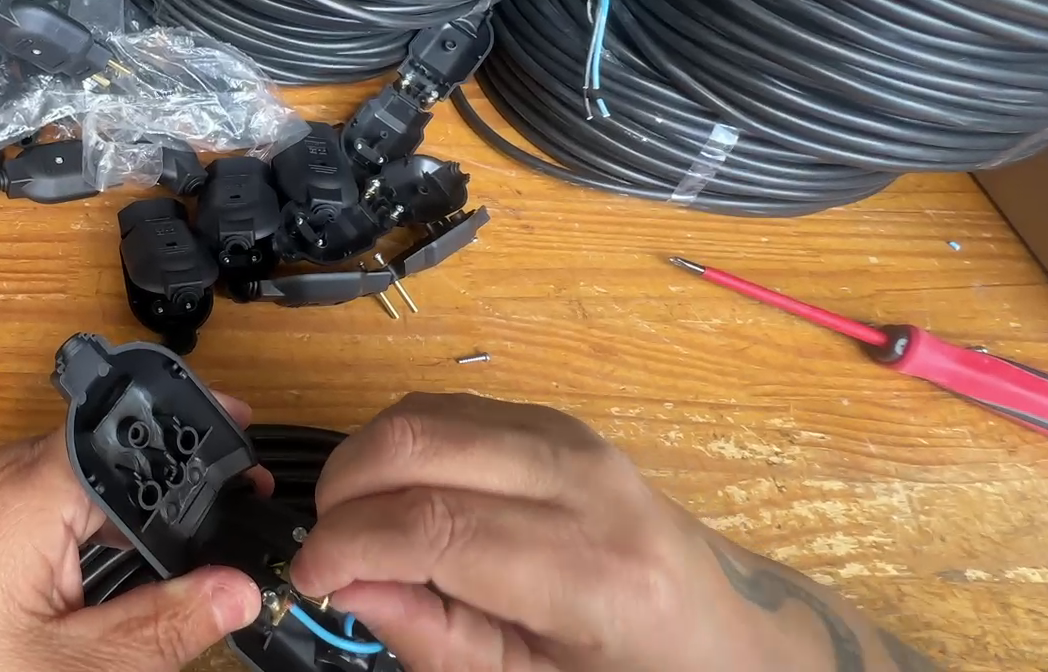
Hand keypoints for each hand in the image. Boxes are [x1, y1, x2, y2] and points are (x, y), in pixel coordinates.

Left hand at [0, 405, 262, 671]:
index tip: (233, 434)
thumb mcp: (76, 666)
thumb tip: (234, 589)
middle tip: (224, 500)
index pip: (125, 432)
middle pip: (112, 449)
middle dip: (170, 476)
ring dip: (135, 502)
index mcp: (29, 490)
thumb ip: (163, 624)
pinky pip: (58, 493)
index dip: (186, 433)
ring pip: (88, 474)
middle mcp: (9, 474)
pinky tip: (120, 555)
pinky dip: (98, 519)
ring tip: (180, 539)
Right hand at [289, 393, 924, 671]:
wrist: (740, 637)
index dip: (348, 544)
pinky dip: (394, 446)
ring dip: (361, 462)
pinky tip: (398, 493)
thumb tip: (344, 584)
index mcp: (596, 573)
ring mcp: (564, 433)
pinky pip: (439, 408)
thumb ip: (436, 640)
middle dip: (342, 488)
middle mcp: (580, 479)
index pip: (433, 527)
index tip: (307, 574)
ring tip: (357, 521)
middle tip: (327, 543)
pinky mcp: (546, 416)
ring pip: (417, 413)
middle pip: (414, 443)